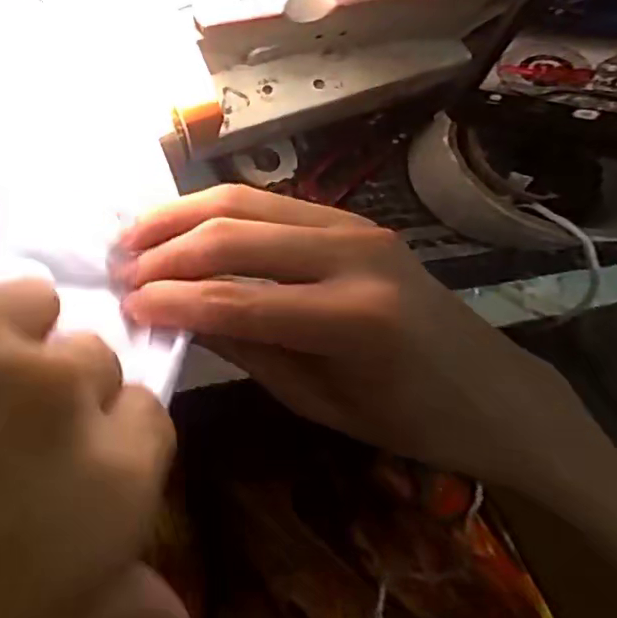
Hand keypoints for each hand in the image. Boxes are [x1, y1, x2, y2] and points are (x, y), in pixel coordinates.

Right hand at [117, 185, 597, 495]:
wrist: (496, 391)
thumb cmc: (408, 417)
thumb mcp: (317, 400)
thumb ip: (242, 347)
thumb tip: (171, 314)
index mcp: (353, 318)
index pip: (235, 299)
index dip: (171, 301)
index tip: (128, 306)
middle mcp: (352, 255)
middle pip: (231, 235)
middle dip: (164, 249)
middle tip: (119, 267)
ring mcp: (350, 224)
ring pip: (241, 200)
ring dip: (179, 214)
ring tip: (134, 233)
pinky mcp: (345, 215)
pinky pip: (263, 201)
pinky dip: (211, 209)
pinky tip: (181, 224)